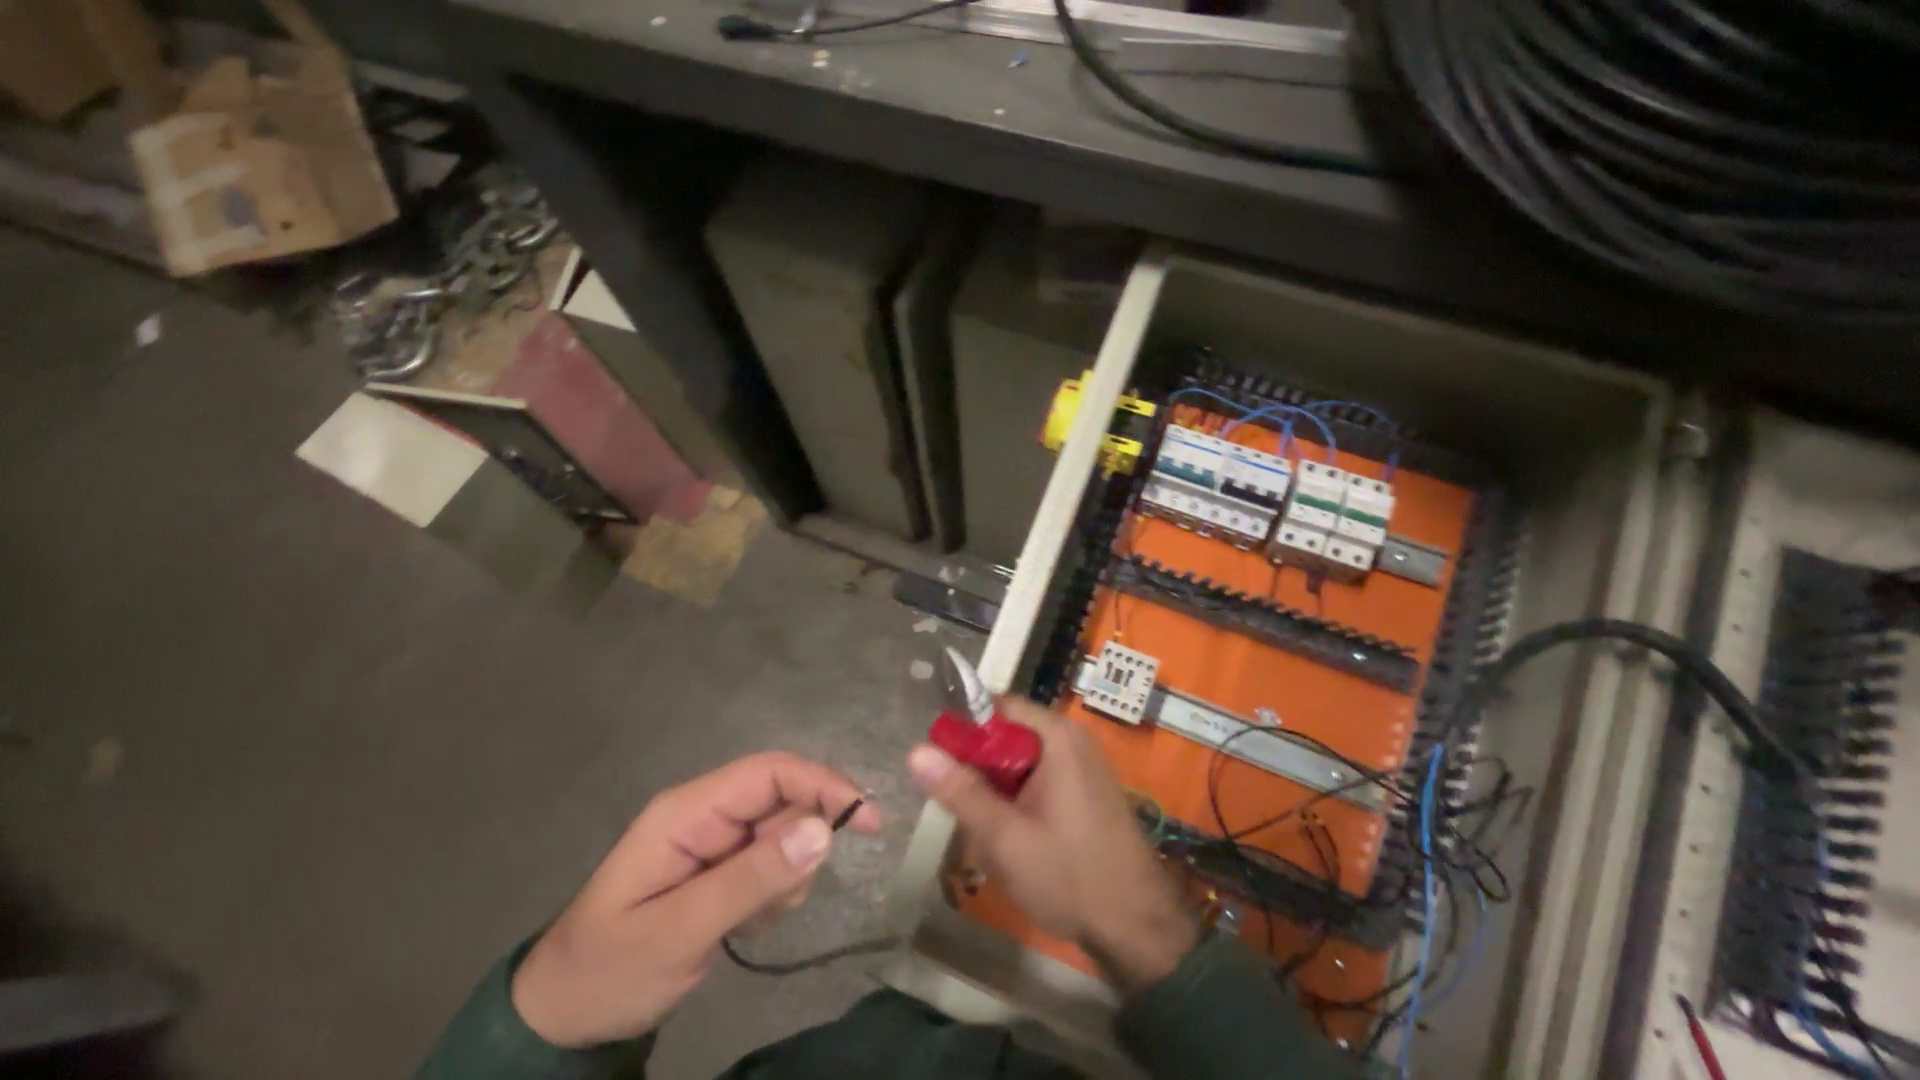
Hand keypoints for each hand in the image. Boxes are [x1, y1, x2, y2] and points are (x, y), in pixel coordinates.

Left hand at [511, 753, 880, 1047]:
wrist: (563, 1016)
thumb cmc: (609, 970)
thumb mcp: (679, 930)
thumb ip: (751, 879)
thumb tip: (824, 829)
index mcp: (687, 811)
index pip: (770, 772)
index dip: (823, 785)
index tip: (868, 821)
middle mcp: (704, 815)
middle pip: (783, 801)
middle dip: (801, 846)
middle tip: (777, 903)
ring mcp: (713, 843)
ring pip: (785, 835)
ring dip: (786, 879)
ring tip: (746, 923)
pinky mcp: (721, 871)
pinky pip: (773, 866)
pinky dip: (776, 894)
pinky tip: (744, 926)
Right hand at [908, 698, 1197, 994]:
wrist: (1136, 926)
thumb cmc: (1068, 876)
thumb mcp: (1003, 837)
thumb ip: (960, 791)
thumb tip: (915, 751)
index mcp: (1057, 737)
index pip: (996, 706)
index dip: (961, 731)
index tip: (937, 766)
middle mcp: (1072, 741)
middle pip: (1007, 735)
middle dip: (977, 769)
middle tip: (957, 809)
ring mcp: (1083, 768)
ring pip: (1020, 763)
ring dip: (995, 792)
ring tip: (983, 833)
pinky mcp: (1086, 794)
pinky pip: (1039, 782)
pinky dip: (1018, 803)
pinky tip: (1009, 841)